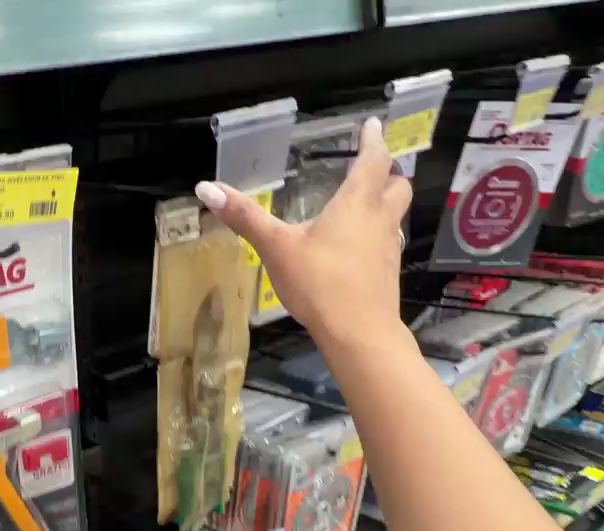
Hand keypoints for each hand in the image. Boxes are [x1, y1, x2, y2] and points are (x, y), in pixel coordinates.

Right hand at [194, 116, 411, 353]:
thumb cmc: (319, 283)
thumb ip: (246, 218)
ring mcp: (387, 248)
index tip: (371, 126)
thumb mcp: (276, 248)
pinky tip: (360, 251)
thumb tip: (206, 188)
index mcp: (356, 203)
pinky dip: (378, 237)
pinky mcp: (387, 274)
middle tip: (373, 169)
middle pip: (396, 184)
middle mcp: (379, 219)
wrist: (358, 331)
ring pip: (395, 215)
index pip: (373, 159)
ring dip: (386, 204)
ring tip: (367, 207)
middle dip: (387, 172)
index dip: (373, 140)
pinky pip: (387, 245)